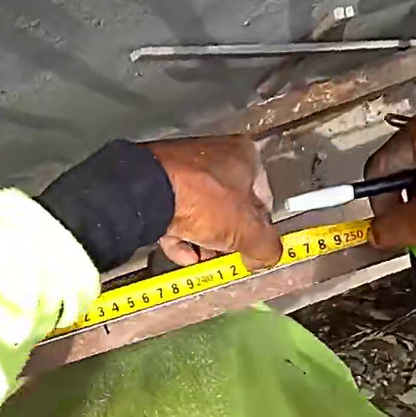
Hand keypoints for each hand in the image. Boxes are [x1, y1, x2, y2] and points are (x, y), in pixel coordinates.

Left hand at [147, 136, 281, 269]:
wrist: (148, 195)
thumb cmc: (202, 199)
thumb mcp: (247, 231)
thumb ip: (266, 247)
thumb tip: (267, 257)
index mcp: (245, 156)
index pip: (264, 201)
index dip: (259, 232)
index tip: (252, 251)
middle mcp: (215, 156)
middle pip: (230, 211)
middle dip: (226, 241)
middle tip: (223, 259)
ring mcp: (184, 170)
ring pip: (202, 216)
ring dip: (203, 243)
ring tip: (200, 260)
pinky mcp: (159, 185)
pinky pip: (176, 216)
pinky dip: (180, 237)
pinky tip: (181, 252)